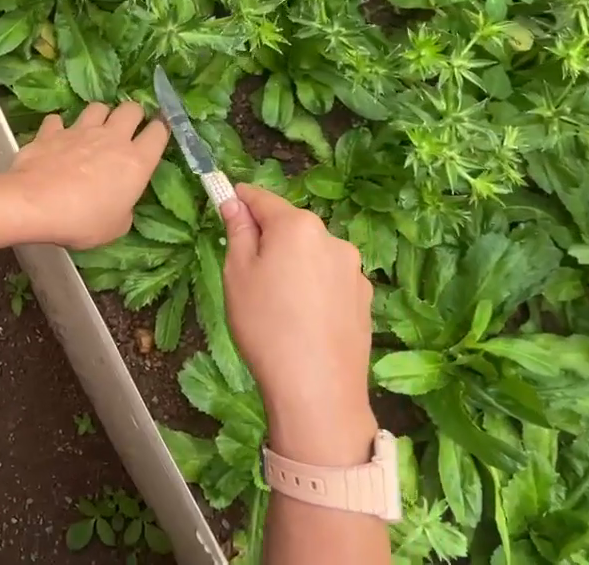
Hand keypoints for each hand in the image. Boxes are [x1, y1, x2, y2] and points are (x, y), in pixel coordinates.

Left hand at [6, 102, 167, 249]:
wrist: (35, 203)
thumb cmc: (82, 220)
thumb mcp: (116, 226)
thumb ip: (124, 208)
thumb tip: (120, 202)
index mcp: (136, 161)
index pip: (159, 133)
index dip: (161, 130)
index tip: (157, 134)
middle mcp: (111, 138)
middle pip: (131, 109)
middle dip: (132, 114)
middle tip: (127, 128)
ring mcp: (80, 130)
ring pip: (97, 107)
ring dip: (99, 115)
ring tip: (94, 129)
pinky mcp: (51, 131)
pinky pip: (57, 120)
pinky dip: (58, 126)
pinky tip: (56, 137)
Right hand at [221, 185, 377, 465]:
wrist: (318, 390)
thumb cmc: (265, 324)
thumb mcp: (237, 273)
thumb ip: (238, 230)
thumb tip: (234, 203)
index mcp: (298, 226)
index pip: (262, 198)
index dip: (239, 200)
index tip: (223, 206)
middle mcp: (332, 239)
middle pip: (291, 226)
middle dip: (268, 237)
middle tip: (245, 270)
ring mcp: (353, 270)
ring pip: (311, 253)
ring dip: (293, 262)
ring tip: (276, 301)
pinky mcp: (365, 299)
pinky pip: (329, 279)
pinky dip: (313, 286)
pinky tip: (302, 318)